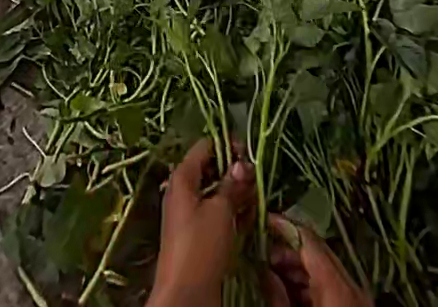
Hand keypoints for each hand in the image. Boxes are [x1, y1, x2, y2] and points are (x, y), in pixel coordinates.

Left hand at [148, 139, 255, 306]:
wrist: (185, 296)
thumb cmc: (200, 247)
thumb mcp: (220, 211)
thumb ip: (232, 184)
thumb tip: (243, 163)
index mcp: (182, 176)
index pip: (206, 146)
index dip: (227, 146)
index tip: (249, 155)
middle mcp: (182, 189)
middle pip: (210, 168)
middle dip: (234, 172)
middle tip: (255, 180)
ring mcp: (188, 211)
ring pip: (214, 191)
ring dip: (235, 193)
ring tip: (254, 199)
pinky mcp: (195, 232)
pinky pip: (214, 211)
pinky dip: (230, 211)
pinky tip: (247, 217)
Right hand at [262, 215, 371, 306]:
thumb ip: (277, 294)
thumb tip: (261, 270)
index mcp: (338, 284)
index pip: (309, 239)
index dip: (284, 225)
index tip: (262, 219)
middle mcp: (352, 284)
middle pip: (317, 252)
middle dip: (288, 250)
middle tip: (263, 254)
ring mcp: (357, 296)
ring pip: (324, 268)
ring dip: (298, 267)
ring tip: (273, 274)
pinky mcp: (356, 305)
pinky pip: (331, 284)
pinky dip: (310, 283)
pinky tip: (292, 290)